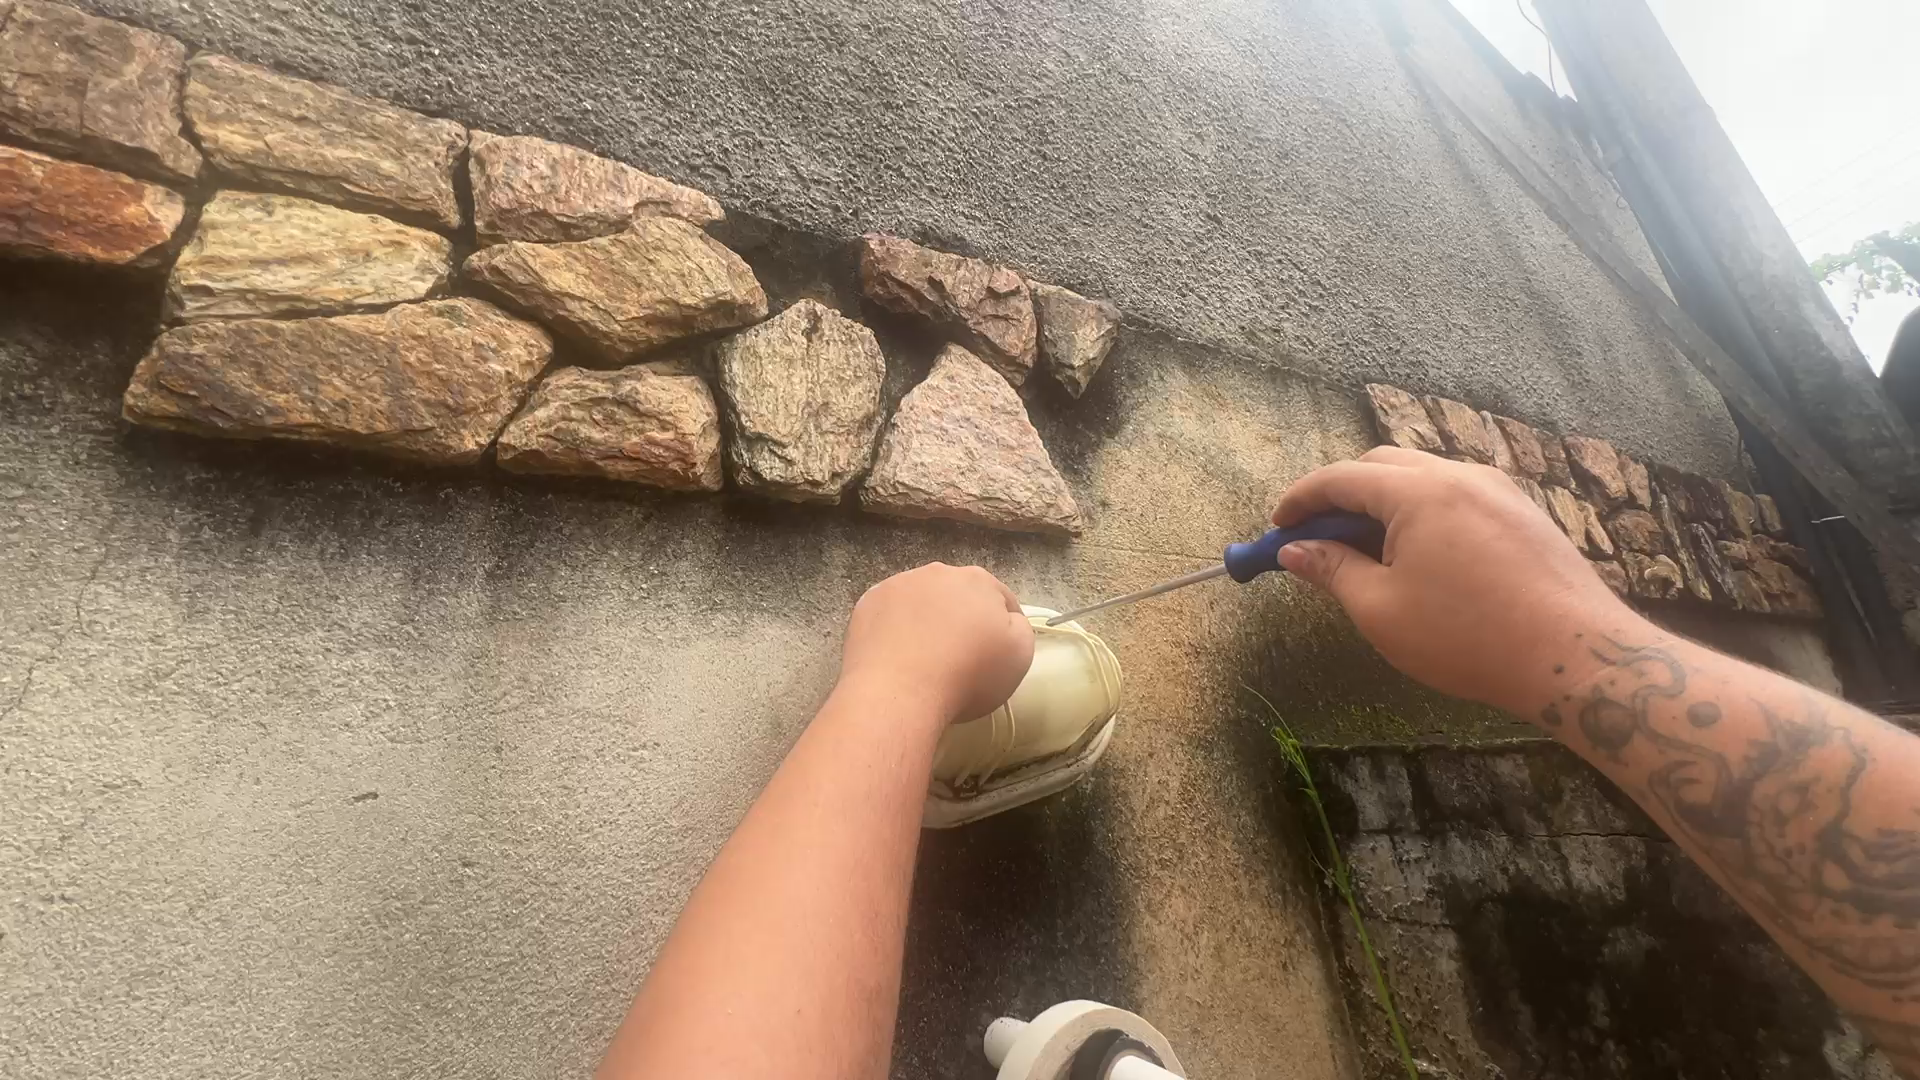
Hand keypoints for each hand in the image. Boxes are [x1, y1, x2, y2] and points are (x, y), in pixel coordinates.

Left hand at [838, 563, 1035, 725]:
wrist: (899, 692)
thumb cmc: (967, 675)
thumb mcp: (1020, 655)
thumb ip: (1020, 627)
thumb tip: (1006, 618)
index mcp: (979, 580)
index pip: (1001, 599)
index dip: (1003, 628)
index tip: (996, 655)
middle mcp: (938, 572)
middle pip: (958, 596)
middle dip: (962, 619)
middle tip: (959, 658)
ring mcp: (898, 584)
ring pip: (921, 601)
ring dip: (926, 620)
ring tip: (923, 659)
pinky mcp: (867, 603)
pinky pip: (889, 614)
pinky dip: (895, 628)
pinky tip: (896, 656)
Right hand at [1272, 447, 1637, 710]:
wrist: (1580, 660)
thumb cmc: (1466, 636)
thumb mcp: (1378, 608)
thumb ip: (1330, 570)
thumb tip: (1294, 552)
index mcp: (1419, 493)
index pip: (1339, 478)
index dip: (1299, 499)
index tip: (1277, 527)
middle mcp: (1460, 476)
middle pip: (1379, 465)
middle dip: (1337, 493)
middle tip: (1315, 535)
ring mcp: (1497, 490)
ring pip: (1419, 475)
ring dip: (1378, 500)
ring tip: (1362, 546)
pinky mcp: (1522, 512)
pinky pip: (1452, 493)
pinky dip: (1416, 509)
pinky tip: (1414, 551)